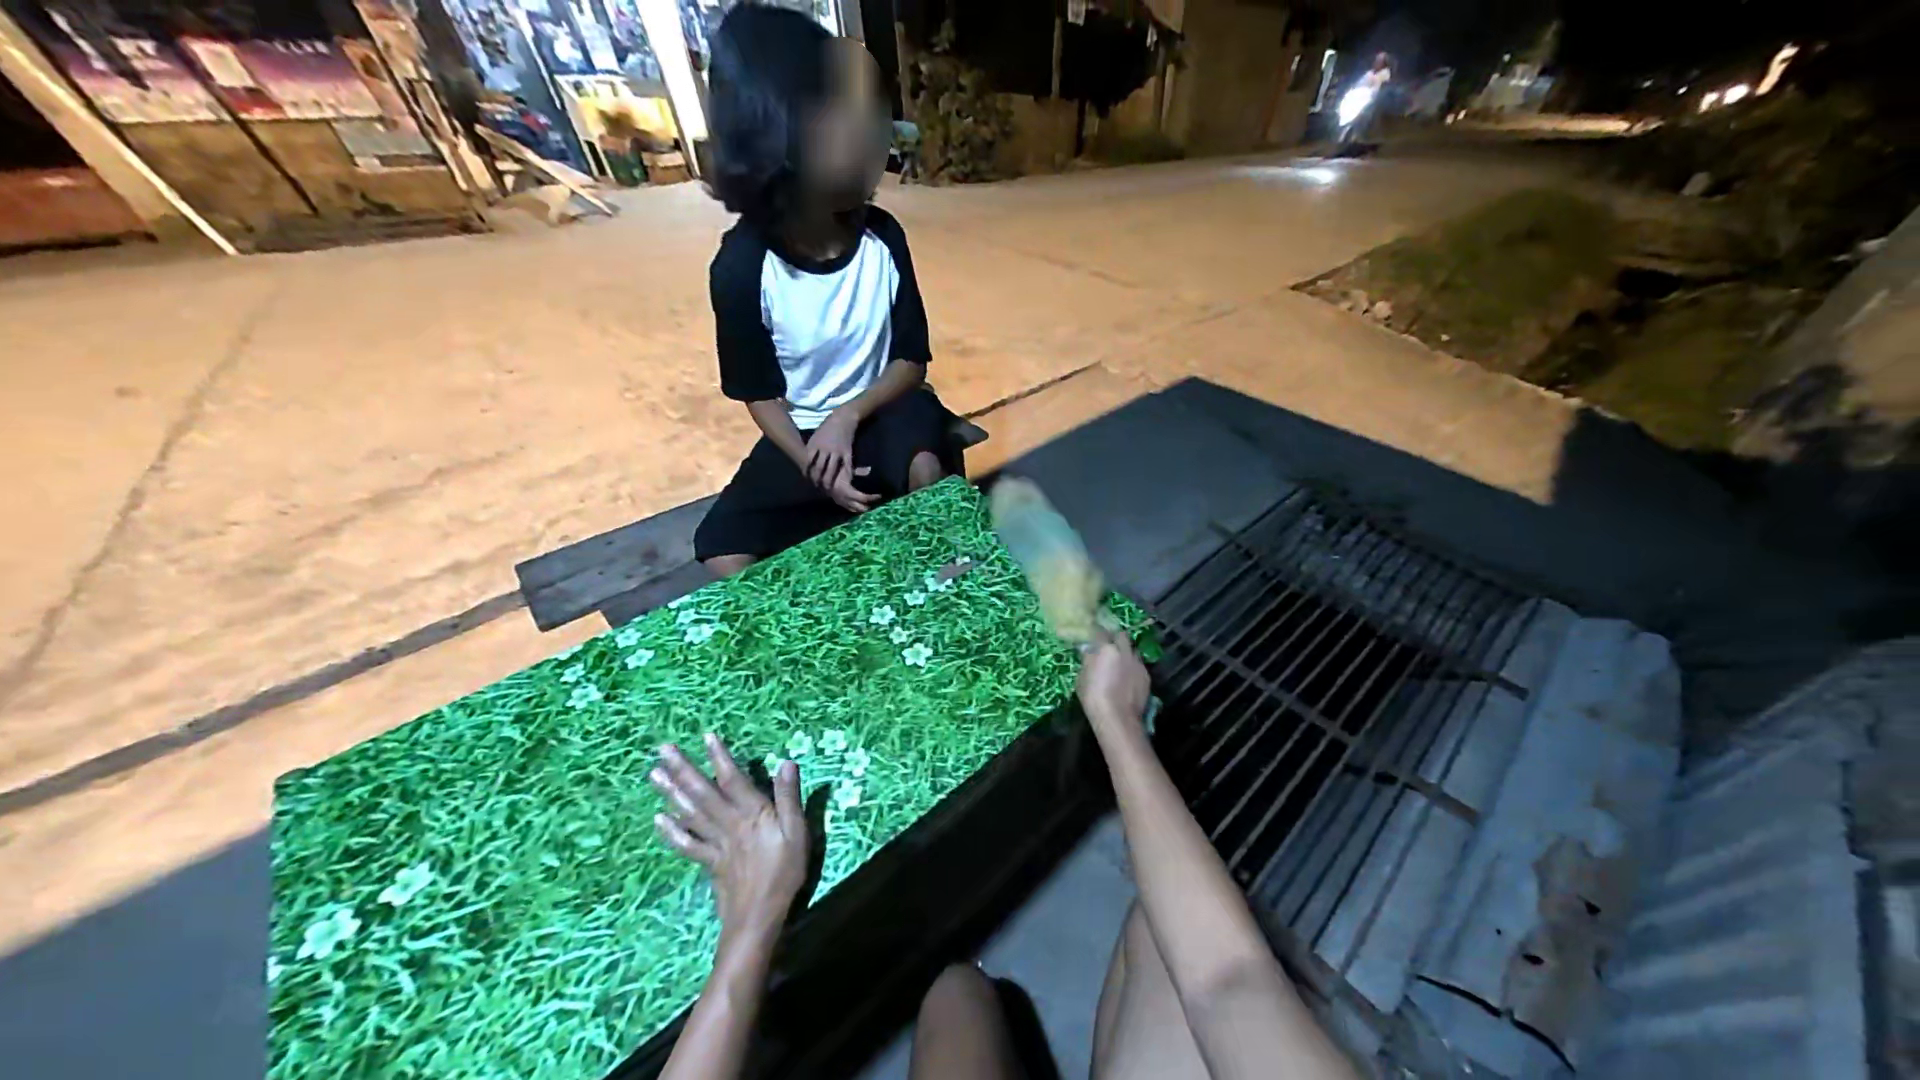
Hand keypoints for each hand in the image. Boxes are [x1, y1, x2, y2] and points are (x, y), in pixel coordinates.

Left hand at [653, 734, 808, 938]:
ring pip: (689, 814)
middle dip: (683, 769)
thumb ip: (789, 798)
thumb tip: (786, 762)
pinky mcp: (708, 862)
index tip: (706, 736)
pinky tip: (658, 819)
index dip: (719, 757)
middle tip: (663, 749)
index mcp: (752, 814)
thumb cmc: (784, 873)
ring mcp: (714, 844)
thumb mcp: (797, 833)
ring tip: (654, 774)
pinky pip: (686, 845)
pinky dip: (671, 832)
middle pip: (703, 793)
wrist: (759, 918)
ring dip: (671, 792)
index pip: (733, 779)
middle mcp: (728, 824)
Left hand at [804, 410, 858, 491]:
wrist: (842, 418)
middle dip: (817, 479)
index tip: (807, 479)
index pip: (808, 462)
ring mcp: (836, 451)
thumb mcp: (815, 437)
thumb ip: (811, 449)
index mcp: (815, 445)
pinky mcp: (847, 452)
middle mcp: (825, 449)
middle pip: (819, 468)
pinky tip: (845, 482)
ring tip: (828, 488)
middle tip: (817, 486)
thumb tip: (805, 462)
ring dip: (828, 480)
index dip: (807, 472)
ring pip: (831, 470)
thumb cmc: (826, 428)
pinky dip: (846, 475)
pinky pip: (847, 466)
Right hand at [825, 468, 878, 513]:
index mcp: (848, 491)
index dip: (873, 497)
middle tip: (876, 501)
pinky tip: (859, 504)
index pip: (864, 498)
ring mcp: (840, 502)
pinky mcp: (837, 502)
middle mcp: (844, 499)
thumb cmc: (834, 469)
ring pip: (854, 509)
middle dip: (869, 505)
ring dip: (862, 507)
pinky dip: (855, 507)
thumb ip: (859, 471)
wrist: (819, 476)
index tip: (880, 495)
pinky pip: (849, 508)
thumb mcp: (847, 469)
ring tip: (869, 504)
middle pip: (860, 507)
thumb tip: (870, 469)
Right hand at [1077, 632, 1149, 729]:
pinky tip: (1127, 678)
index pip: (1099, 631)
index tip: (1091, 637)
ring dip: (1125, 654)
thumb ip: (1088, 661)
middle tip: (1107, 648)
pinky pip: (1138, 665)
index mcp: (1106, 648)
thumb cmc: (1094, 698)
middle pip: (1121, 635)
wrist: (1118, 718)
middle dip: (1115, 639)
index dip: (1095, 633)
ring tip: (1118, 664)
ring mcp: (1138, 663)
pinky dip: (1132, 668)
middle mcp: (1125, 651)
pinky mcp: (1147, 676)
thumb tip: (1089, 654)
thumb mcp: (1082, 678)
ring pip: (1132, 651)